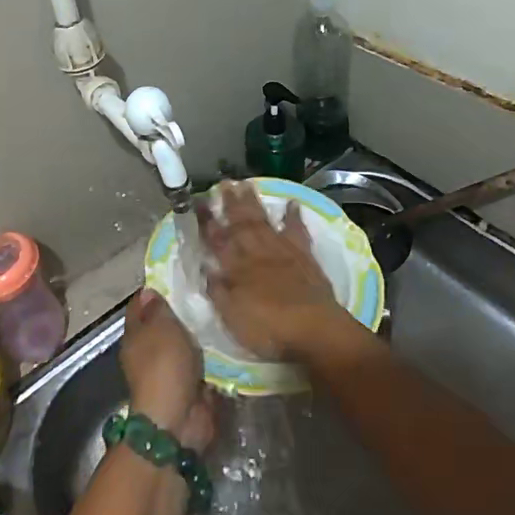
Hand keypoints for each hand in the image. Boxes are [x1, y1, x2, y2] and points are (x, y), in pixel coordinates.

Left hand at [121, 289, 214, 449]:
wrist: (178, 422)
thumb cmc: (165, 368)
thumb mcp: (161, 330)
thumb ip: (157, 309)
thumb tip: (148, 291)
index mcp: (135, 335)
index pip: (140, 304)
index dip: (155, 290)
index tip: (177, 275)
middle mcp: (148, 350)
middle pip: (163, 323)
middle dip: (181, 309)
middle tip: (206, 290)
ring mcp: (169, 369)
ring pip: (184, 342)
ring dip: (199, 331)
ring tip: (221, 308)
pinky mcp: (189, 384)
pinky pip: (201, 362)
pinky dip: (211, 353)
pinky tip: (228, 337)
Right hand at [201, 180, 363, 360]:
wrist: (315, 331)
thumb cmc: (269, 330)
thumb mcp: (232, 317)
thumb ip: (217, 291)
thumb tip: (205, 267)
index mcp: (236, 269)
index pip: (216, 240)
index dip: (206, 221)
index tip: (198, 202)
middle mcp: (257, 254)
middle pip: (241, 224)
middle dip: (230, 204)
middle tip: (224, 182)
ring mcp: (283, 252)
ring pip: (264, 222)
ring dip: (254, 203)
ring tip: (246, 184)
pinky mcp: (305, 258)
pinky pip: (298, 231)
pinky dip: (294, 217)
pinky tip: (292, 203)